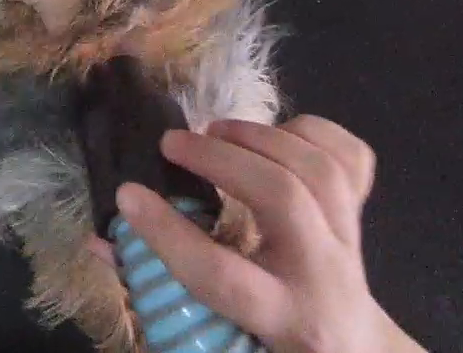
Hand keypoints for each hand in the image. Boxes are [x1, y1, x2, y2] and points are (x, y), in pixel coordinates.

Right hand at [116, 117, 423, 352]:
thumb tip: (98, 242)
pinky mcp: (363, 213)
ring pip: (319, 169)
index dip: (168, 234)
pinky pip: (351, 158)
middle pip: (283, 199)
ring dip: (259, 135)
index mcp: (286, 319)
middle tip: (173, 143)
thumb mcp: (217, 332)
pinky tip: (276, 132)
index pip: (222, 276)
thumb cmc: (269, 338)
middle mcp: (325, 278)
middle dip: (222, 159)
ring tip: (215, 130)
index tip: (128, 195)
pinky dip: (312, 131)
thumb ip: (158, 287)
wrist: (352, 348)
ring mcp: (351, 241)